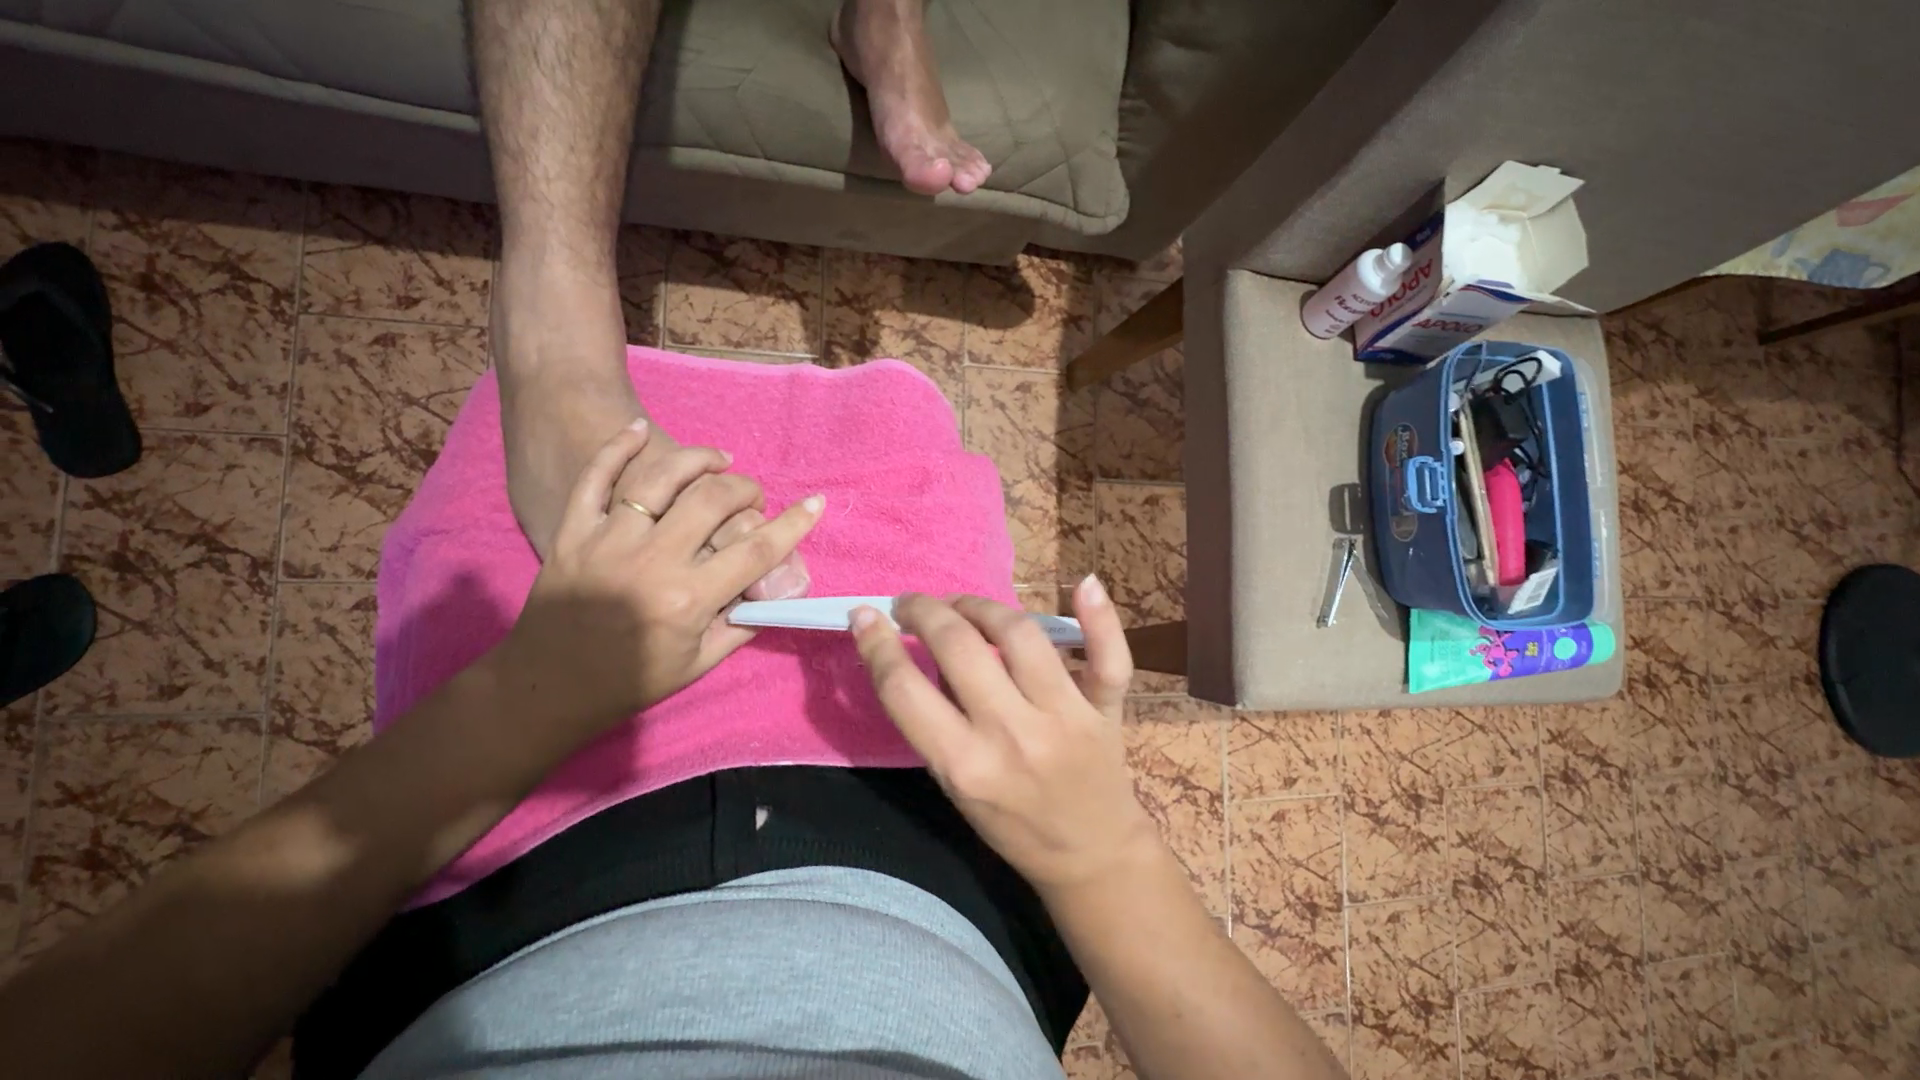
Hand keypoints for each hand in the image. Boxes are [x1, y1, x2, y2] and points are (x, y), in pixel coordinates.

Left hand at [496, 420, 824, 726]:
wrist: (549, 687)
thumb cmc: (630, 681)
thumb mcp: (697, 665)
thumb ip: (738, 627)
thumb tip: (769, 595)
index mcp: (688, 599)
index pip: (756, 551)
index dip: (793, 524)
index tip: (815, 503)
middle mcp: (653, 561)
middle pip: (714, 501)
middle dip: (746, 489)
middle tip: (753, 495)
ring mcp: (610, 541)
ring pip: (661, 479)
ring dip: (698, 460)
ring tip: (718, 460)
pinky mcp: (574, 532)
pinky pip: (595, 479)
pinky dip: (615, 449)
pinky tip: (637, 430)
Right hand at [850, 579, 1161, 893]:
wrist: (1090, 857)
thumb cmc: (1012, 825)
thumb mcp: (956, 788)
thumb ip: (935, 726)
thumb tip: (913, 652)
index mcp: (965, 765)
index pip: (905, 689)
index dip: (876, 644)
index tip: (865, 616)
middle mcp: (1013, 735)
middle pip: (959, 647)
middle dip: (924, 611)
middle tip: (912, 606)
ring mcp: (1064, 718)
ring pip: (1020, 634)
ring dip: (982, 607)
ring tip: (961, 606)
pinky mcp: (1106, 710)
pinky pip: (1109, 656)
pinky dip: (1100, 618)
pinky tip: (1085, 583)